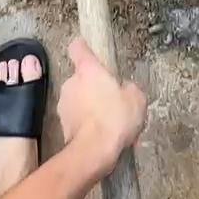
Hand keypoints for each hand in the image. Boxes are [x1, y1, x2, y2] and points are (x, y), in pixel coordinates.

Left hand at [56, 38, 147, 175]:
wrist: (94, 150)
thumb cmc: (115, 118)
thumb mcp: (136, 99)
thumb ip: (129, 88)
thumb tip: (124, 88)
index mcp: (88, 69)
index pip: (78, 48)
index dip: (84, 48)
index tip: (90, 53)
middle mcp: (71, 82)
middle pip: (81, 77)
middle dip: (93, 86)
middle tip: (110, 99)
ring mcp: (64, 103)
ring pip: (77, 98)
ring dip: (88, 105)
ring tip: (107, 121)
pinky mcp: (62, 123)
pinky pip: (75, 117)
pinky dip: (84, 122)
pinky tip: (99, 134)